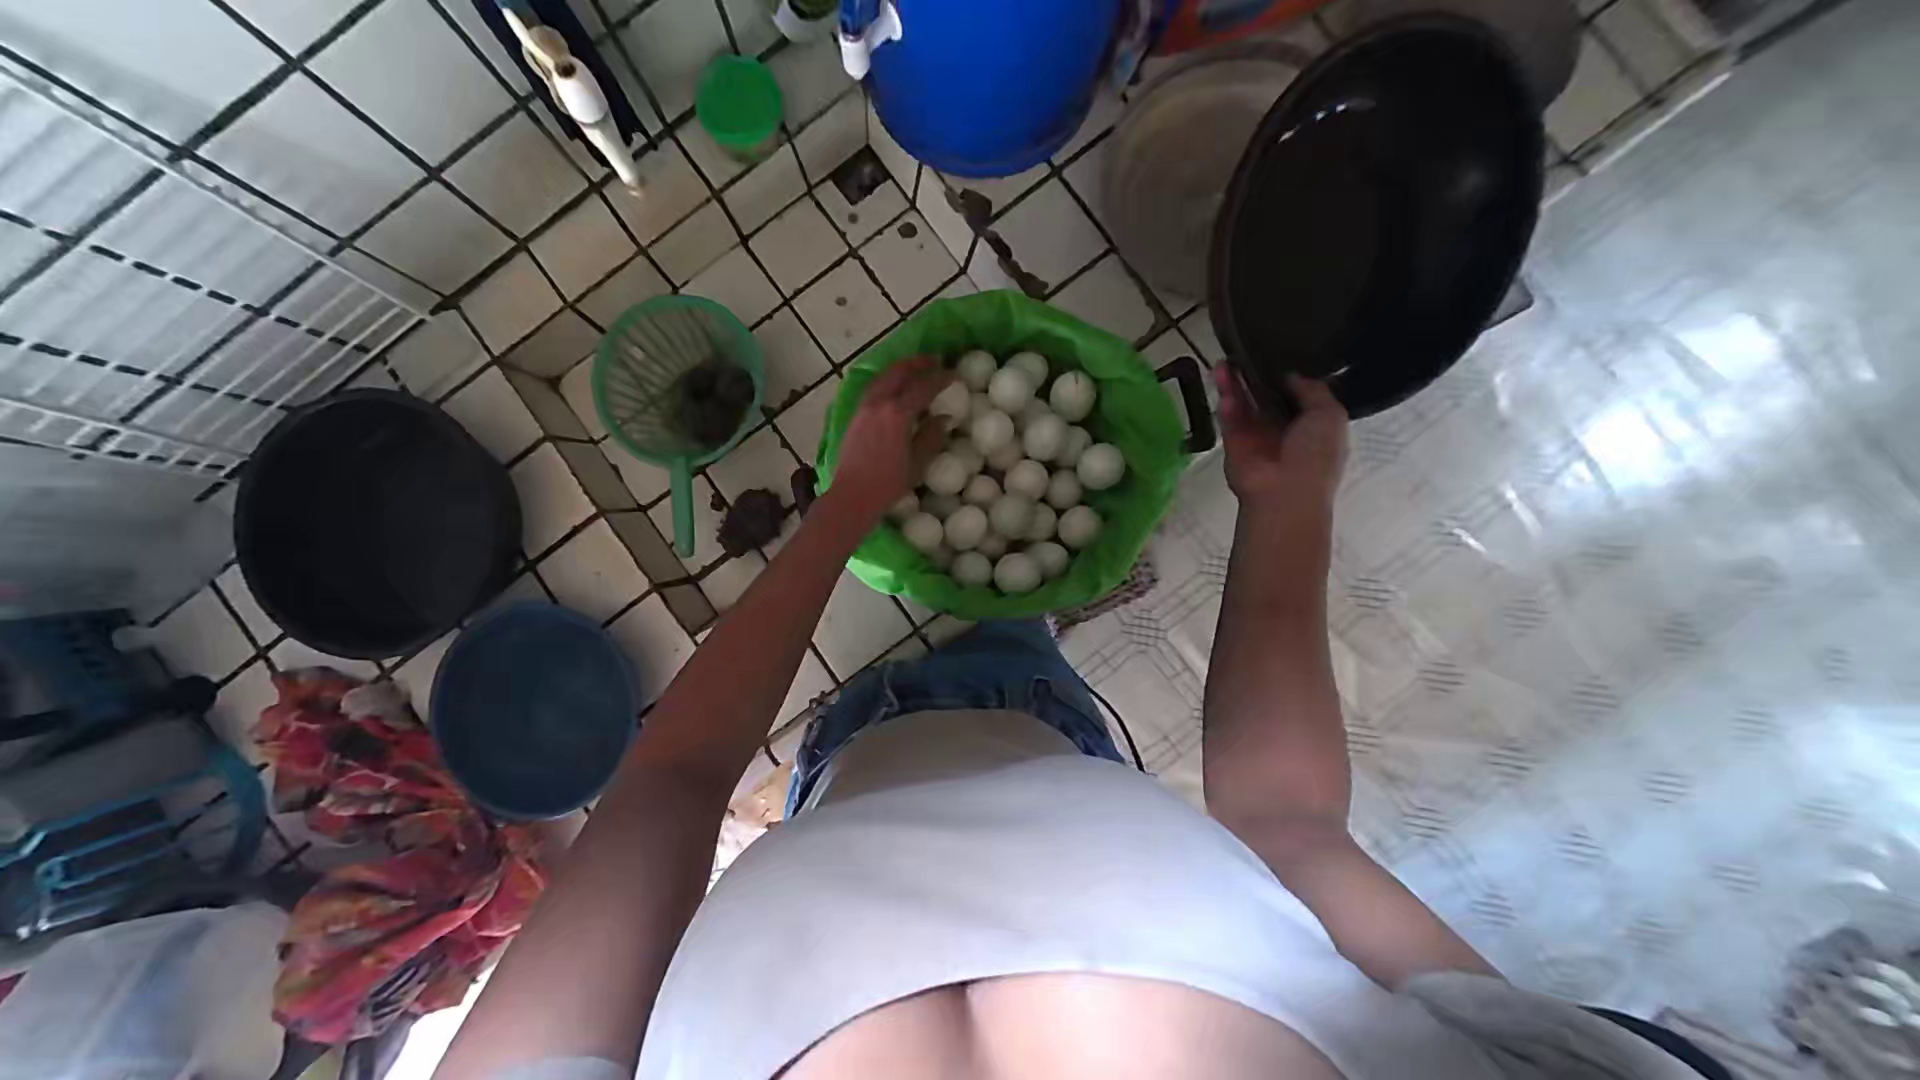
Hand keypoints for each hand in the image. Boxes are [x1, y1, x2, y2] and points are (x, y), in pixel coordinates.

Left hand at [827, 355, 955, 521]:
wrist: (851, 495)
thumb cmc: (887, 484)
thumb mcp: (917, 462)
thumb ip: (932, 436)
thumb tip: (944, 418)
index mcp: (898, 414)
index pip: (923, 387)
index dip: (941, 378)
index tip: (955, 375)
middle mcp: (879, 403)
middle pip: (900, 372)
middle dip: (919, 363)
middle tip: (935, 361)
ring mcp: (864, 407)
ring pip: (884, 377)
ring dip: (901, 369)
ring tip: (915, 369)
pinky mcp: (855, 415)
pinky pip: (874, 387)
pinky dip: (888, 380)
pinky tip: (894, 388)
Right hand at [1214, 367, 1347, 508]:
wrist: (1284, 492)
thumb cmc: (1316, 455)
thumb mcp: (1330, 415)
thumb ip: (1313, 390)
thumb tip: (1293, 375)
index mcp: (1311, 424)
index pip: (1295, 394)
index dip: (1285, 374)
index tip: (1276, 352)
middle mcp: (1282, 428)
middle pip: (1264, 396)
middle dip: (1253, 376)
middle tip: (1242, 353)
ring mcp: (1255, 436)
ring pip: (1242, 404)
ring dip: (1233, 384)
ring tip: (1224, 361)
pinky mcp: (1233, 443)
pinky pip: (1229, 419)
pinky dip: (1226, 405)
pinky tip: (1224, 389)